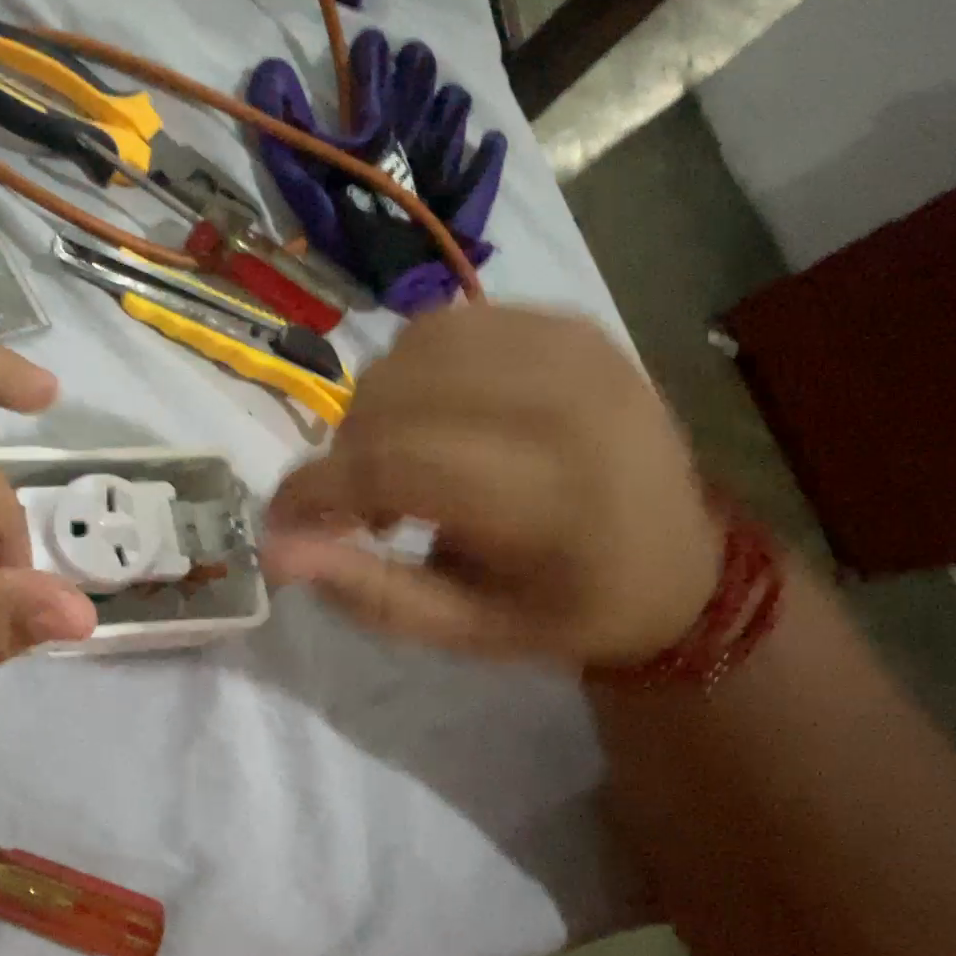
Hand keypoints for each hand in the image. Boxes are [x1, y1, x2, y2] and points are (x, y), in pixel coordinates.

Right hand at [263, 305, 720, 664]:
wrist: (681, 564)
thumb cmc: (560, 609)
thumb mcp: (464, 630)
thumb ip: (367, 590)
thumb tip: (274, 548)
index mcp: (552, 501)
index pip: (391, 465)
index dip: (315, 490)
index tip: (283, 521)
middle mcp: (567, 409)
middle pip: (390, 402)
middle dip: (343, 457)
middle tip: (358, 506)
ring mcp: (574, 354)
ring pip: (408, 352)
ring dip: (373, 410)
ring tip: (396, 458)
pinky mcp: (571, 326)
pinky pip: (445, 325)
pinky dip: (411, 370)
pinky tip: (430, 414)